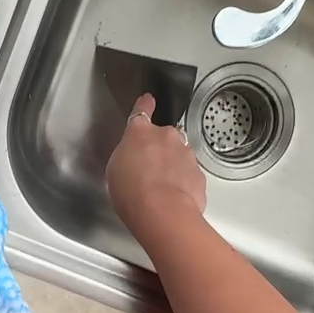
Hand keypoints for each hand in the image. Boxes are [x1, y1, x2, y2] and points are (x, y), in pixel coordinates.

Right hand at [106, 93, 206, 237]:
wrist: (162, 212)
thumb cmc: (133, 192)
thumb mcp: (115, 171)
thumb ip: (126, 156)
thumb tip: (133, 158)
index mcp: (140, 133)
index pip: (142, 112)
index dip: (145, 106)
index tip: (148, 100)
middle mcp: (166, 137)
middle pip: (163, 137)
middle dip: (158, 150)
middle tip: (148, 171)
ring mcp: (185, 154)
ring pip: (178, 156)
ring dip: (171, 168)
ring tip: (160, 190)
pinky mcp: (198, 174)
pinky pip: (188, 175)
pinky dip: (182, 183)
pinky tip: (173, 198)